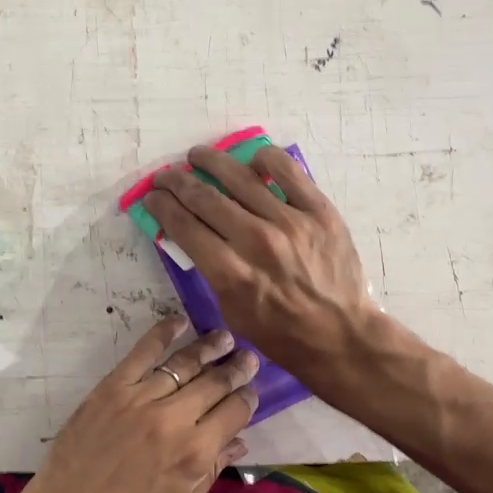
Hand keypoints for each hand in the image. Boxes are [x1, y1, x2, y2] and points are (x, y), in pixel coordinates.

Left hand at [11, 318, 258, 492]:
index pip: (235, 412)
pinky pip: (141, 353)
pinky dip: (162, 333)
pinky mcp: (111, 388)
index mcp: (196, 453)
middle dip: (237, 368)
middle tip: (249, 356)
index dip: (248, 398)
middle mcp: (174, 419)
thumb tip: (239, 441)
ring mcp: (140, 399)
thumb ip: (213, 470)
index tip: (252, 390)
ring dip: (208, 347)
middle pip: (215, 383)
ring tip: (224, 336)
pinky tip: (179, 321)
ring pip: (183, 363)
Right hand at [144, 144, 381, 371]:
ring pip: (241, 176)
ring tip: (197, 156)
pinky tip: (250, 161)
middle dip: (176, 182)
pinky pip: (286, 171)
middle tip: (165, 176)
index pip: (184, 225)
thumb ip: (210, 271)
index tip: (152, 197)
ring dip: (211, 161)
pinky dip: (264, 159)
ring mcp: (291, 222)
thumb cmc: (281, 333)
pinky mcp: (320, 211)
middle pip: (204, 197)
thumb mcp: (231, 311)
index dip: (161, 206)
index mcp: (230, 272)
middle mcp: (256, 241)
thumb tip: (191, 235)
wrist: (341, 336)